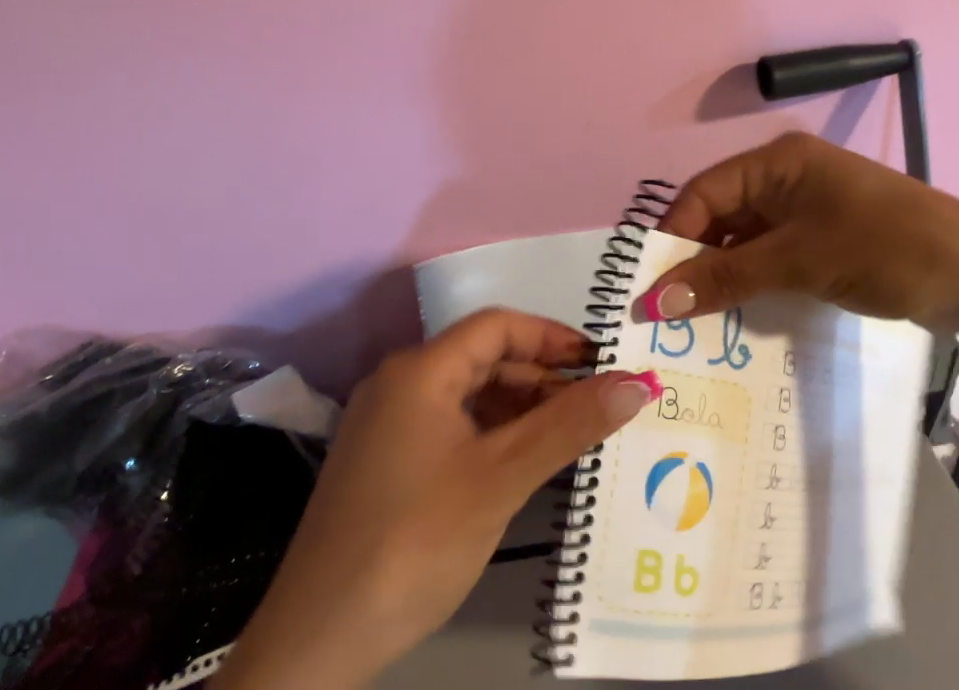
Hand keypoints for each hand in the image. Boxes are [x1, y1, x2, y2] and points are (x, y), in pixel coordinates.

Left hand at [214, 309, 660, 689]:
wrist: (321, 632)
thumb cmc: (417, 539)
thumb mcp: (501, 478)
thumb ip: (569, 425)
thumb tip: (637, 382)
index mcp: (419, 371)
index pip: (497, 327)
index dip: (553, 338)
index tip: (603, 365)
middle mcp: (399, 385)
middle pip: (483, 359)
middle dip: (543, 378)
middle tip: (599, 408)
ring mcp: (388, 426)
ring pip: (468, 397)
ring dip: (522, 410)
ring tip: (574, 438)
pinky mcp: (386, 464)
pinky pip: (451, 429)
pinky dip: (493, 437)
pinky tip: (526, 465)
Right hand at [639, 132, 958, 331]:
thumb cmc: (886, 248)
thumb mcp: (799, 261)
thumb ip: (726, 277)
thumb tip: (654, 301)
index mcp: (778, 163)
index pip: (702, 194)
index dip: (672, 238)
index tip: (649, 290)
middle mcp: (787, 179)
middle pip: (719, 217)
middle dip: (694, 261)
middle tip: (668, 314)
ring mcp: (808, 212)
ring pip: (744, 242)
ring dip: (722, 278)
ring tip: (695, 324)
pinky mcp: (825, 242)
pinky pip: (772, 259)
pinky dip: (753, 284)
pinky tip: (738, 318)